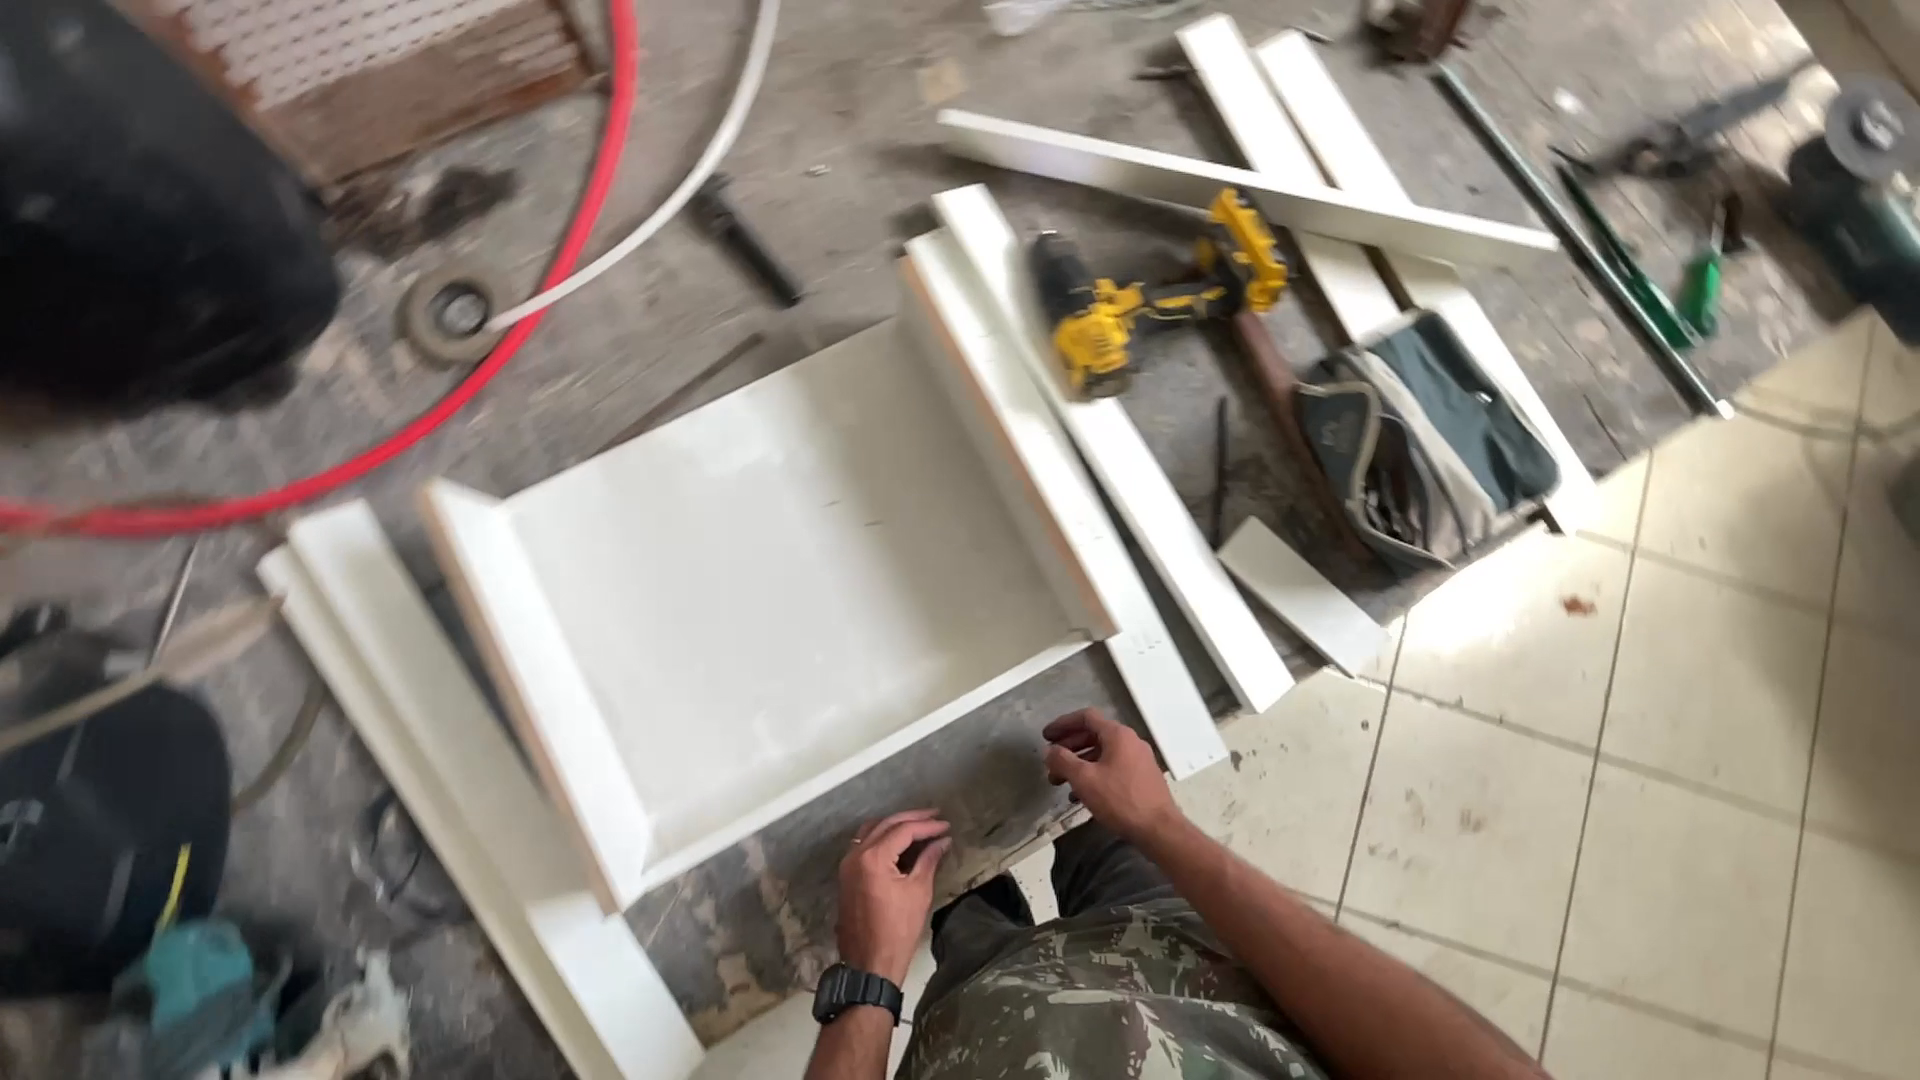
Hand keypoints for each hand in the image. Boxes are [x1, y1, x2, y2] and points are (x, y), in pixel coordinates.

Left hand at [835, 809, 951, 984]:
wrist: (870, 965)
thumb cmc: (898, 930)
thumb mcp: (918, 892)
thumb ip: (929, 860)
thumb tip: (943, 841)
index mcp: (873, 857)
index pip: (903, 830)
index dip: (927, 826)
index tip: (946, 825)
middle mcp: (855, 854)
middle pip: (886, 824)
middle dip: (912, 819)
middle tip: (935, 817)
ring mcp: (847, 864)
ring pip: (872, 831)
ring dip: (895, 825)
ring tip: (919, 826)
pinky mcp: (846, 875)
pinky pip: (864, 844)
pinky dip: (882, 838)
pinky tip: (900, 842)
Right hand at [1043, 708, 1183, 844]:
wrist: (1159, 830)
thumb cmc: (1120, 800)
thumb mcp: (1085, 779)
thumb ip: (1063, 761)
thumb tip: (1050, 751)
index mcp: (1118, 735)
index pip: (1086, 717)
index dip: (1063, 724)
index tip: (1046, 736)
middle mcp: (1130, 741)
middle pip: (1093, 735)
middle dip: (1069, 747)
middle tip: (1051, 761)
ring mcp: (1139, 760)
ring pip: (1102, 754)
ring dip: (1079, 764)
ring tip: (1060, 781)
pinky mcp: (1142, 778)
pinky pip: (1112, 767)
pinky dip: (1094, 774)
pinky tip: (1080, 795)